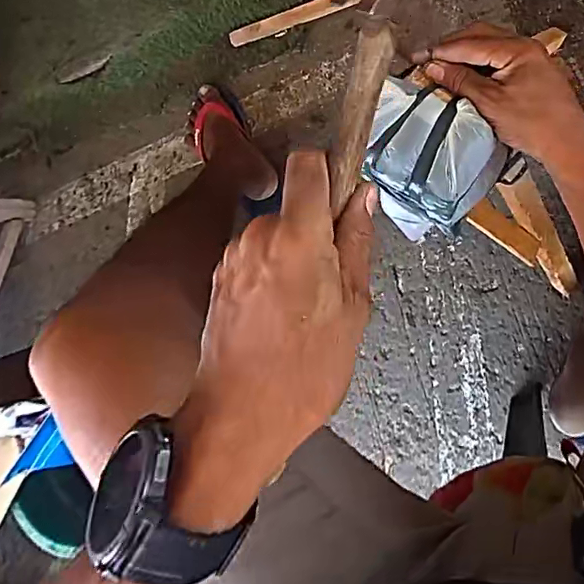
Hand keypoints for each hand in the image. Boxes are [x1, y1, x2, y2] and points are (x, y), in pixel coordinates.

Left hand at [168, 151, 374, 531]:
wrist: (235, 421)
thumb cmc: (302, 373)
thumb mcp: (352, 308)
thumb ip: (357, 242)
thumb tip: (364, 198)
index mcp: (296, 237)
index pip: (307, 162)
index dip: (328, 165)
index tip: (344, 187)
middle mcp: (258, 235)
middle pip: (294, 201)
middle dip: (316, 223)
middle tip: (334, 270)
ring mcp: (233, 255)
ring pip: (275, 230)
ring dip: (293, 249)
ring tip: (305, 302)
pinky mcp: (220, 274)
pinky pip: (256, 253)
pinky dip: (271, 268)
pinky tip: (280, 312)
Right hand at [418, 24, 583, 177]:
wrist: (569, 145)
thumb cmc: (534, 125)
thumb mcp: (490, 102)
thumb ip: (461, 80)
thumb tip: (434, 67)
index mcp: (517, 49)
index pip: (470, 43)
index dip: (442, 50)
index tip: (419, 58)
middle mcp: (525, 46)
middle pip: (480, 36)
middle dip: (452, 46)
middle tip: (429, 58)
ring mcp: (530, 57)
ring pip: (489, 45)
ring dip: (465, 53)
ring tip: (443, 65)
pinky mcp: (531, 71)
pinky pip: (499, 57)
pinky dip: (479, 62)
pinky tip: (466, 74)